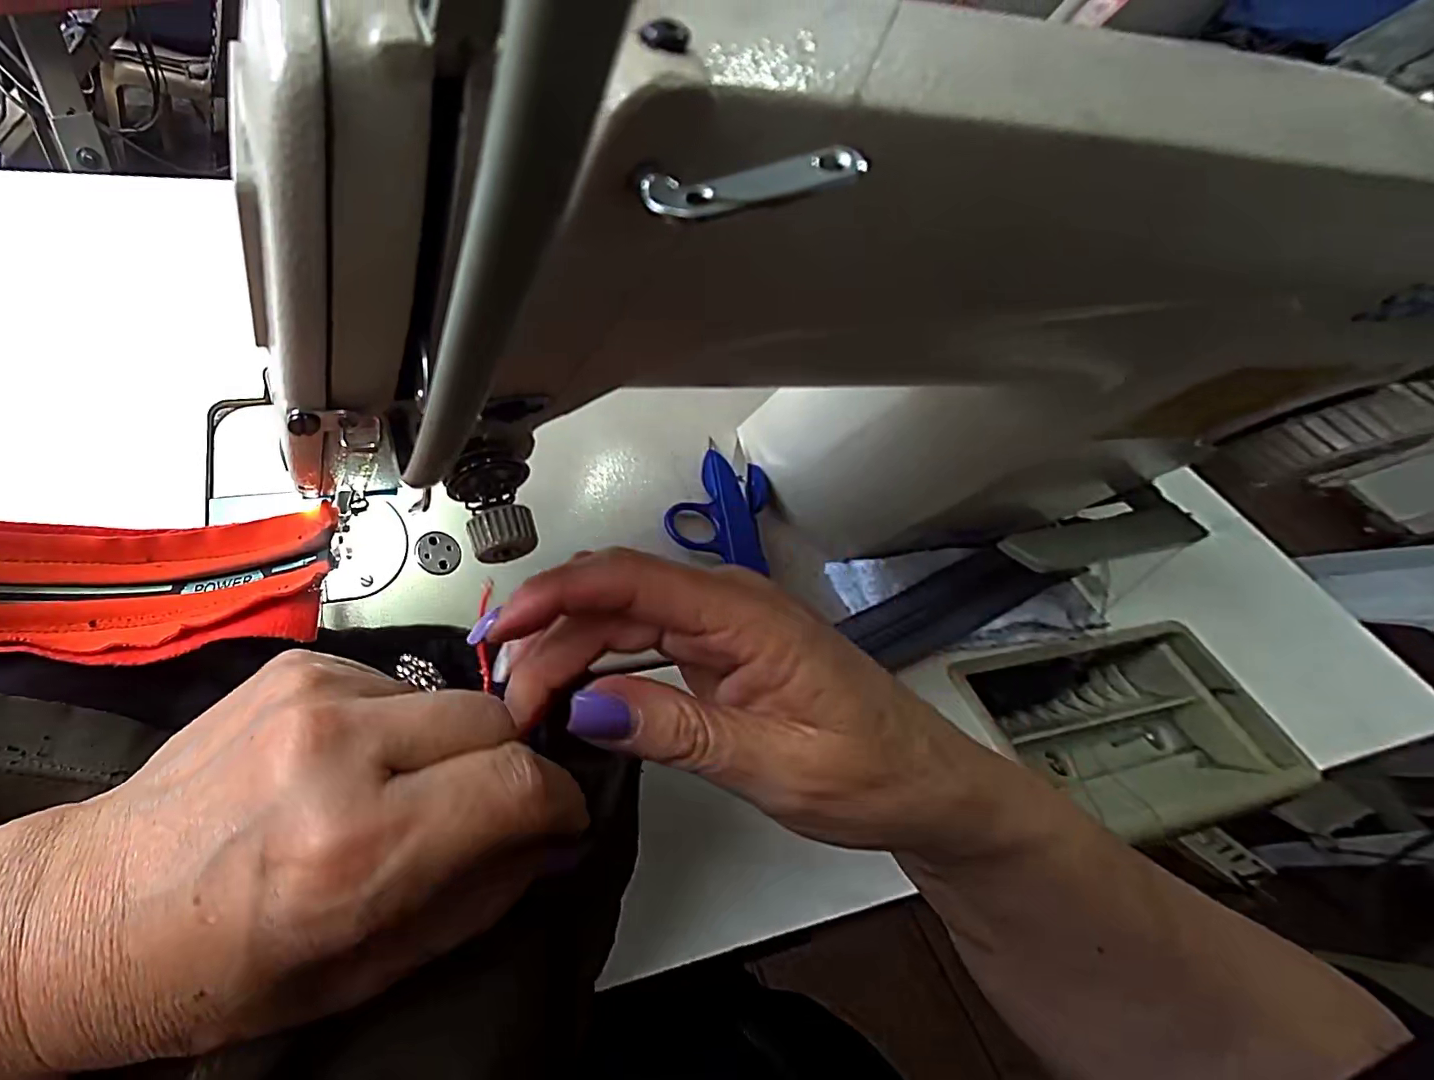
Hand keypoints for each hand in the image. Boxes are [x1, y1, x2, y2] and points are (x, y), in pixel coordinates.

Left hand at [4, 650, 589, 1068]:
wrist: (87, 908)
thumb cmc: (206, 963)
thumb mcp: (363, 970)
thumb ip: (478, 895)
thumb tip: (547, 839)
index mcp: (351, 844)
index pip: (517, 784)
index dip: (558, 801)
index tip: (558, 816)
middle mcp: (331, 749)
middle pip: (494, 719)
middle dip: (511, 764)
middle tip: (489, 805)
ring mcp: (310, 692)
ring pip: (448, 696)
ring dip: (448, 743)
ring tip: (399, 790)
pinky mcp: (296, 664)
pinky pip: (393, 683)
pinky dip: (398, 722)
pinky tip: (353, 761)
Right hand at [484, 548, 1044, 860]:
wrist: (928, 787)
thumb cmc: (876, 770)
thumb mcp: (777, 763)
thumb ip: (679, 730)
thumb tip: (589, 708)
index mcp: (743, 613)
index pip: (629, 579)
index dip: (557, 593)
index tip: (505, 626)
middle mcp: (722, 604)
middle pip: (609, 598)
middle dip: (547, 635)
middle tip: (510, 691)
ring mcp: (713, 624)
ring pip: (614, 617)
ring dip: (563, 649)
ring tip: (527, 694)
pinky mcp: (707, 648)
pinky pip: (633, 640)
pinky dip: (591, 661)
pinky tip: (567, 686)